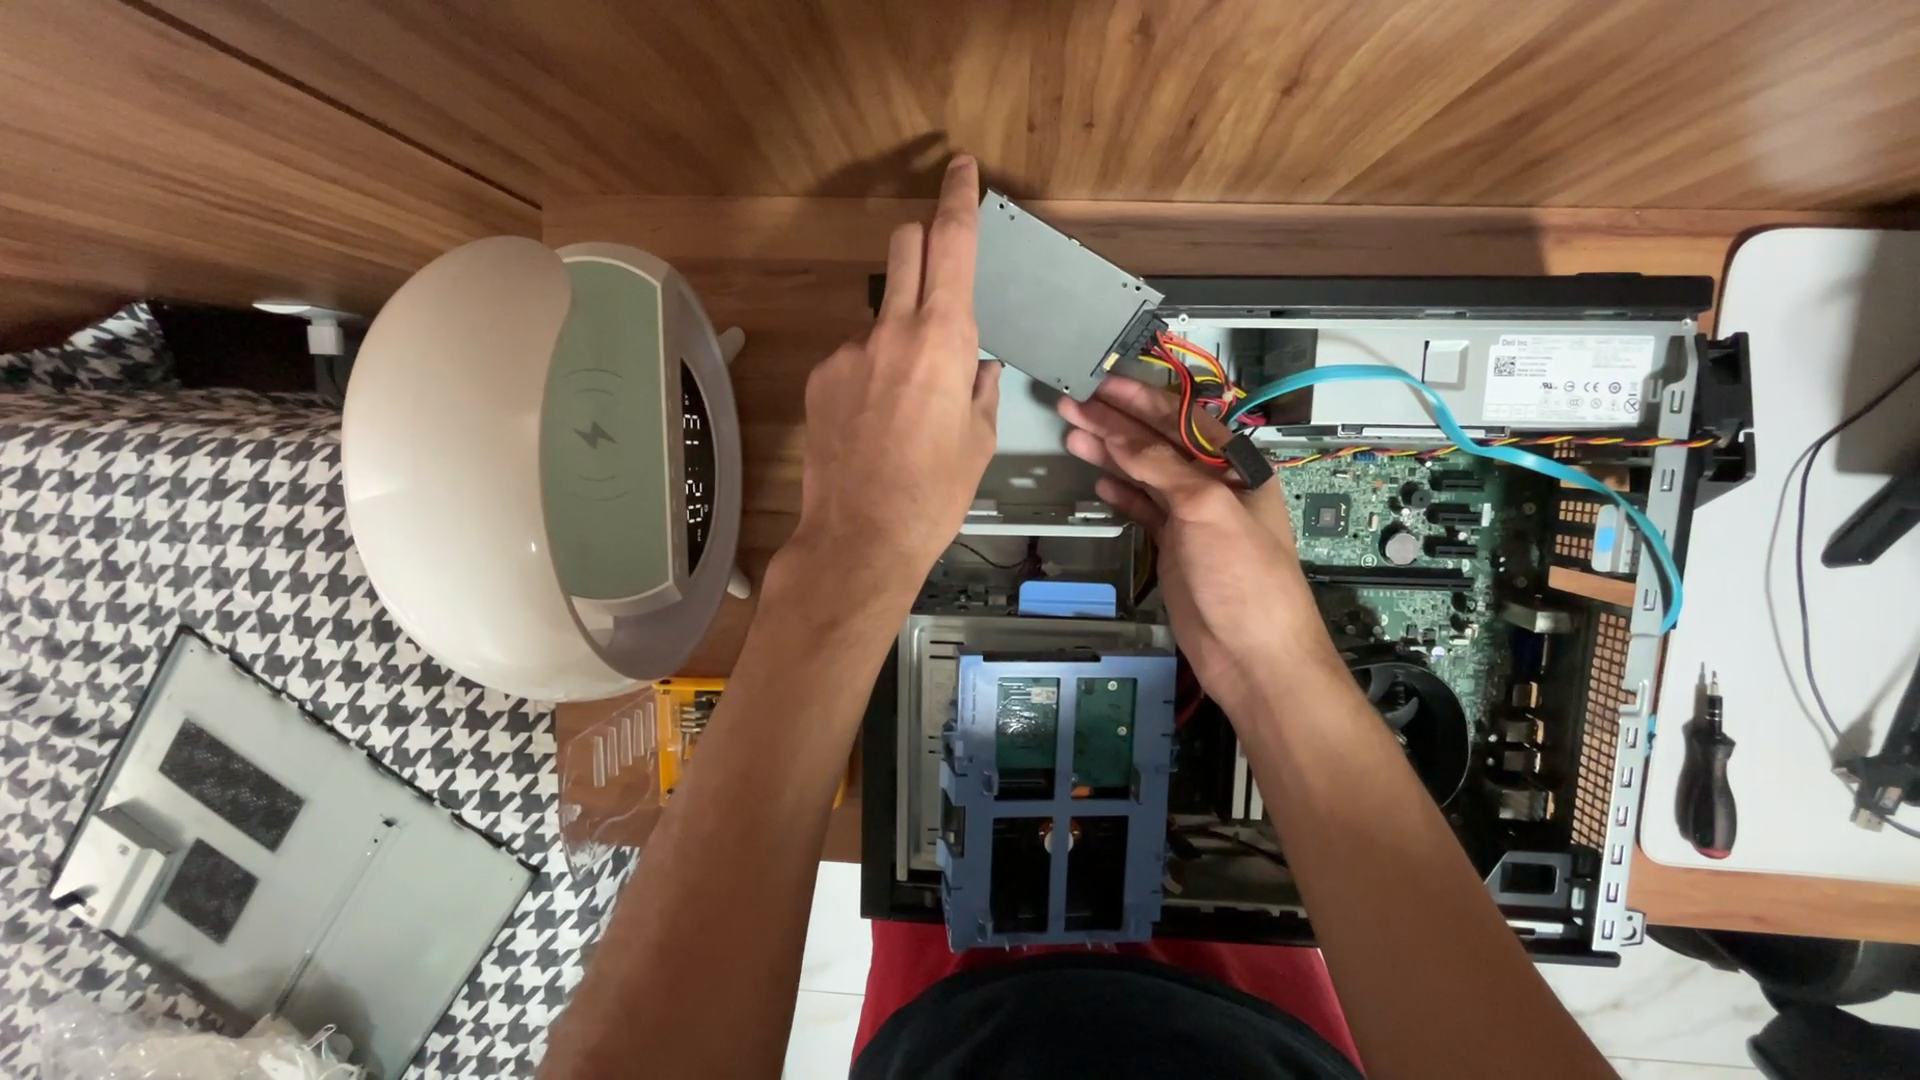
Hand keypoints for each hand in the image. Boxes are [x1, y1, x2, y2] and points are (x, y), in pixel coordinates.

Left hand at [783, 156, 999, 587]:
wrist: (861, 536)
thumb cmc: (936, 493)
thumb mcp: (980, 441)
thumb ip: (980, 388)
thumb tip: (977, 366)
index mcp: (943, 340)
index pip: (951, 243)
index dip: (957, 198)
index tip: (960, 170)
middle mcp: (890, 332)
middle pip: (905, 250)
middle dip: (925, 243)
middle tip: (941, 274)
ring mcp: (847, 353)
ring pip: (879, 315)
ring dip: (898, 332)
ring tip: (905, 402)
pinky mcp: (820, 379)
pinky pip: (853, 357)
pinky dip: (870, 373)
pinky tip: (873, 422)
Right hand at [1058, 377, 1346, 714]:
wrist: (1252, 654)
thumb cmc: (1246, 579)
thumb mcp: (1207, 509)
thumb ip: (1163, 468)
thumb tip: (1121, 435)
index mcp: (1235, 467)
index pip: (1181, 419)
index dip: (1138, 400)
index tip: (1100, 384)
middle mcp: (1213, 486)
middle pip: (1156, 443)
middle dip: (1114, 422)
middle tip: (1071, 404)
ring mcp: (1191, 517)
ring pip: (1144, 473)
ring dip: (1109, 452)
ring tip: (1071, 433)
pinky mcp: (1174, 546)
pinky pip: (1142, 509)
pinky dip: (1120, 493)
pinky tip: (1099, 479)